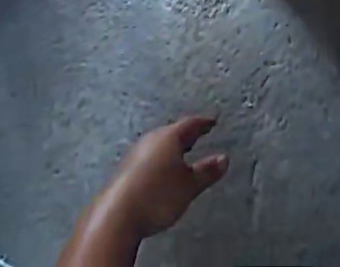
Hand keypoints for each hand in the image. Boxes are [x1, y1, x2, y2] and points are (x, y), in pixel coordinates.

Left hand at [96, 116, 228, 238]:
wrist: (115, 217)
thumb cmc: (157, 196)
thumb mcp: (189, 185)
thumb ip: (207, 171)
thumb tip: (224, 159)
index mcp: (169, 137)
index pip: (191, 123)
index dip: (203, 123)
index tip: (212, 121)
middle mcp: (151, 140)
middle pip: (172, 133)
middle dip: (185, 135)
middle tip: (197, 135)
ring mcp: (135, 155)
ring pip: (157, 146)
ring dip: (169, 149)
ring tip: (179, 155)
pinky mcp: (124, 171)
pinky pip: (146, 159)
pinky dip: (157, 161)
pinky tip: (159, 173)